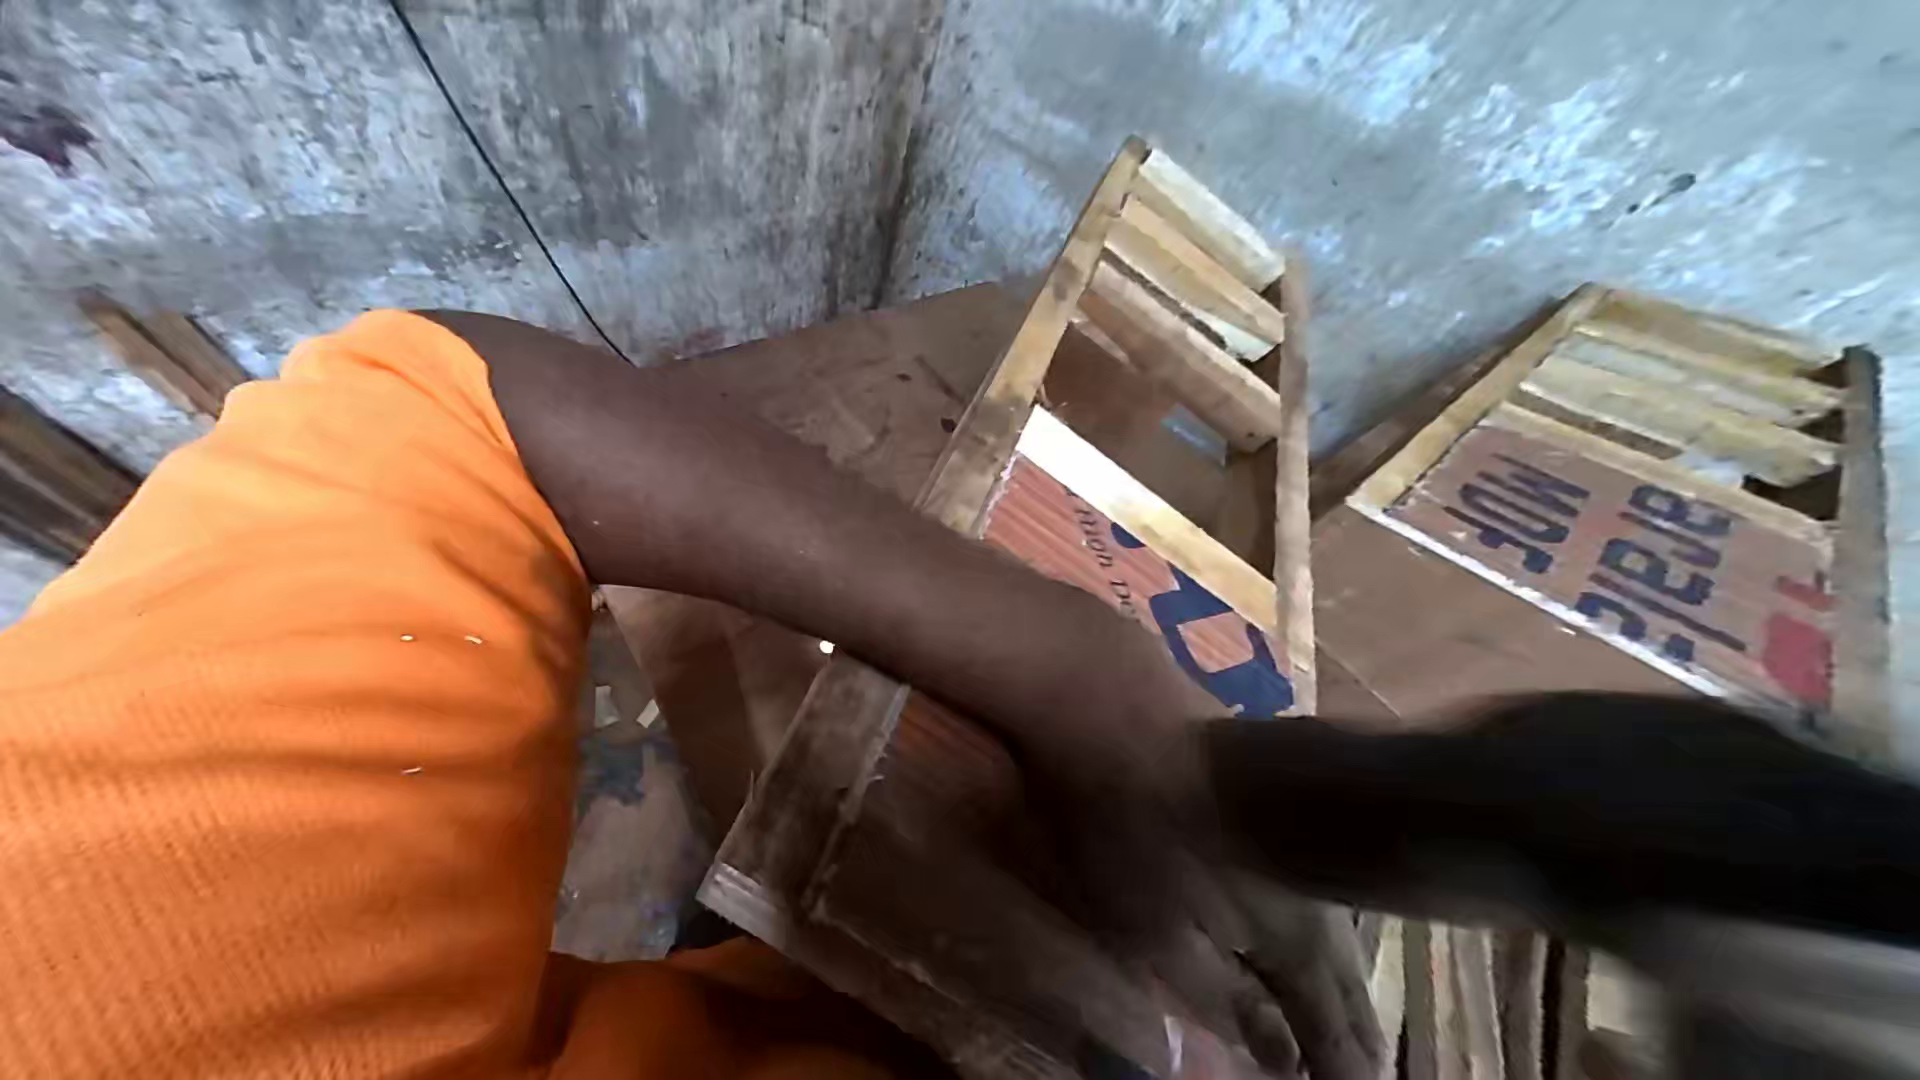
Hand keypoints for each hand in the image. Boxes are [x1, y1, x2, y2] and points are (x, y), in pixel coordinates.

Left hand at [1023, 719, 1384, 1079]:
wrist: (1126, 715)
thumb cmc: (1128, 831)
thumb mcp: (1156, 932)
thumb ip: (1223, 996)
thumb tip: (1283, 1059)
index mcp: (1294, 942)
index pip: (1336, 1035)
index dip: (1346, 1077)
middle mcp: (1314, 899)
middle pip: (1349, 987)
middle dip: (1357, 1038)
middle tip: (1366, 1071)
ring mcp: (1294, 849)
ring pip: (1336, 937)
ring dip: (1345, 987)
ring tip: (1354, 1023)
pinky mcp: (1273, 809)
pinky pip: (1315, 891)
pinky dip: (1321, 932)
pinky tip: (1317, 933)